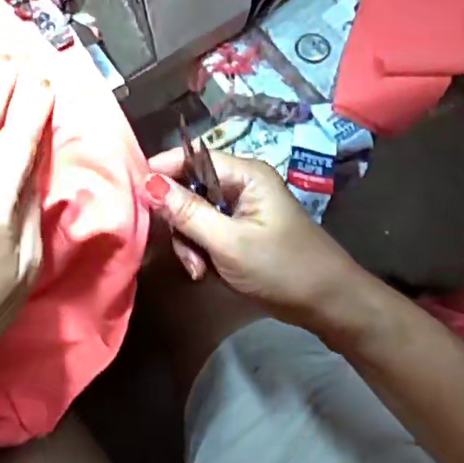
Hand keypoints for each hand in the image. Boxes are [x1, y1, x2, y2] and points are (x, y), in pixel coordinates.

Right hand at [143, 148, 379, 332]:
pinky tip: (206, 273)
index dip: (161, 171)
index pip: (191, 157)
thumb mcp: (229, 243)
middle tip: (185, 255)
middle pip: (188, 188)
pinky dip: (201, 251)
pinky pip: (206, 231)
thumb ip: (187, 213)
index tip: (135, 194)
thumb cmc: (282, 269)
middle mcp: (240, 184)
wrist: (328, 305)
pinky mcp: (240, 229)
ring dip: (189, 243)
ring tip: (200, 271)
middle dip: (180, 222)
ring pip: (194, 214)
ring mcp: (240, 208)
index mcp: (245, 174)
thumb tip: (148, 182)